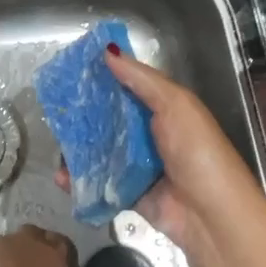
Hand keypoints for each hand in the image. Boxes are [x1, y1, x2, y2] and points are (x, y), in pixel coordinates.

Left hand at [0, 226, 77, 266]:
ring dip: (20, 247)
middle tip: (32, 264)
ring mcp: (21, 241)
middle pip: (52, 241)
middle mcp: (47, 253)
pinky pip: (1, 242)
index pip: (70, 265)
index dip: (61, 266)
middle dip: (44, 248)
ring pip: (26, 235)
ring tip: (7, 265)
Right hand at [57, 47, 264, 251]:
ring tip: (54, 143)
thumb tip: (107, 51)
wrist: (211, 214)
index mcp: (166, 109)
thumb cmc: (197, 151)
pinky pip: (101, 183)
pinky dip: (81, 181)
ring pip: (102, 152)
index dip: (103, 78)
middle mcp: (151, 135)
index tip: (71, 70)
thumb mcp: (175, 104)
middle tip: (54, 108)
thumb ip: (141, 79)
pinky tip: (62, 177)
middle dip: (85, 115)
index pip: (129, 87)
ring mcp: (140, 166)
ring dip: (79, 148)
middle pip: (111, 120)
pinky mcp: (130, 194)